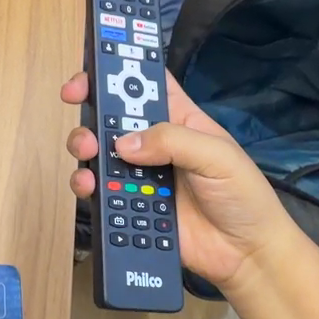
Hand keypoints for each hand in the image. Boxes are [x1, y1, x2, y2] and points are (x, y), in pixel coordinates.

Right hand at [62, 70, 300, 289]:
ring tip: (86, 150)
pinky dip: (86, 183)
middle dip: (89, 100)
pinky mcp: (129, 204)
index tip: (94, 63)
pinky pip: (99, 190)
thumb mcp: (218, 156)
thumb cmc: (243, 195)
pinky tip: (88, 184)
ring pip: (98, 149)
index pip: (146, 83)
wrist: (245, 255)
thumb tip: (123, 144)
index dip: (120, 68)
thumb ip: (173, 141)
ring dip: (84, 143)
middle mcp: (153, 142)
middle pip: (112, 112)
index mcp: (177, 119)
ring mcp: (138, 173)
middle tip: (72, 96)